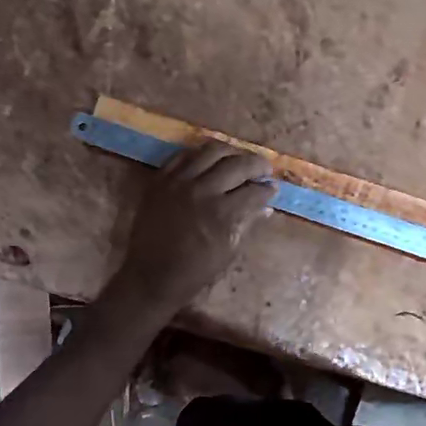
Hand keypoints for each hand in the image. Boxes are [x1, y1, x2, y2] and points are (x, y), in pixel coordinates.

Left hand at [107, 141, 276, 315]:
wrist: (152, 275)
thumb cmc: (196, 270)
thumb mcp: (229, 250)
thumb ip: (247, 223)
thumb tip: (266, 207)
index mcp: (222, 213)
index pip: (254, 191)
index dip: (268, 189)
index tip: (273, 188)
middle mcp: (202, 190)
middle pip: (237, 164)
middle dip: (257, 164)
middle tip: (264, 169)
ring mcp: (179, 182)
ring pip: (211, 150)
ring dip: (231, 152)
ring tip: (239, 158)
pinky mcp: (160, 180)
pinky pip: (183, 155)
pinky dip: (200, 154)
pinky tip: (209, 160)